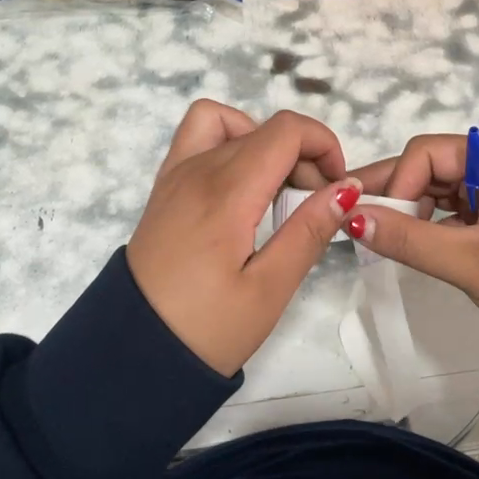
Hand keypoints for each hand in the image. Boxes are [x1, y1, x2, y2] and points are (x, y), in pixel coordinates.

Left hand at [126, 100, 361, 376]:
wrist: (132, 354)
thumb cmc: (206, 329)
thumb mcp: (268, 289)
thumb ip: (308, 231)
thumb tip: (346, 188)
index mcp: (227, 192)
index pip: (286, 130)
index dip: (324, 145)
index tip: (338, 188)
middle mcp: (198, 168)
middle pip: (265, 128)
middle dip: (303, 156)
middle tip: (315, 206)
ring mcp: (176, 172)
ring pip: (233, 124)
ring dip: (266, 144)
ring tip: (277, 191)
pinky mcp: (165, 185)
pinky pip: (200, 134)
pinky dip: (230, 140)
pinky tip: (242, 184)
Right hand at [348, 136, 478, 376]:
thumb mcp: (472, 263)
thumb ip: (409, 239)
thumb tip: (350, 217)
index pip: (430, 152)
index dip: (399, 181)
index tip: (376, 220)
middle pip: (431, 168)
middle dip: (395, 191)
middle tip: (348, 215)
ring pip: (438, 192)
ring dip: (408, 211)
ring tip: (371, 234)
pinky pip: (450, 215)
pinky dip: (426, 228)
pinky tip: (403, 244)